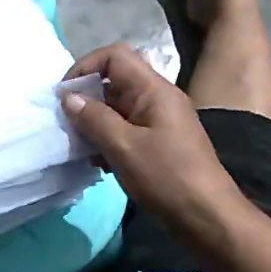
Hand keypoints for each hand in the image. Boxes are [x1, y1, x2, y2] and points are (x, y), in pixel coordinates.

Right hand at [62, 44, 246, 231]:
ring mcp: (159, 120)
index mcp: (154, 90)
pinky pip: (125, 129)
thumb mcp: (123, 146)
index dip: (84, 67)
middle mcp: (158, 98)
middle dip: (86, 99)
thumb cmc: (166, 176)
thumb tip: (69, 97)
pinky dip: (107, 139)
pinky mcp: (158, 142)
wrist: (205, 215)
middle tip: (68, 125)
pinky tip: (100, 163)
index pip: (114, 56)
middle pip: (114, 81)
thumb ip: (94, 118)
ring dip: (94, 123)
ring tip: (82, 148)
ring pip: (117, 108)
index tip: (64, 96)